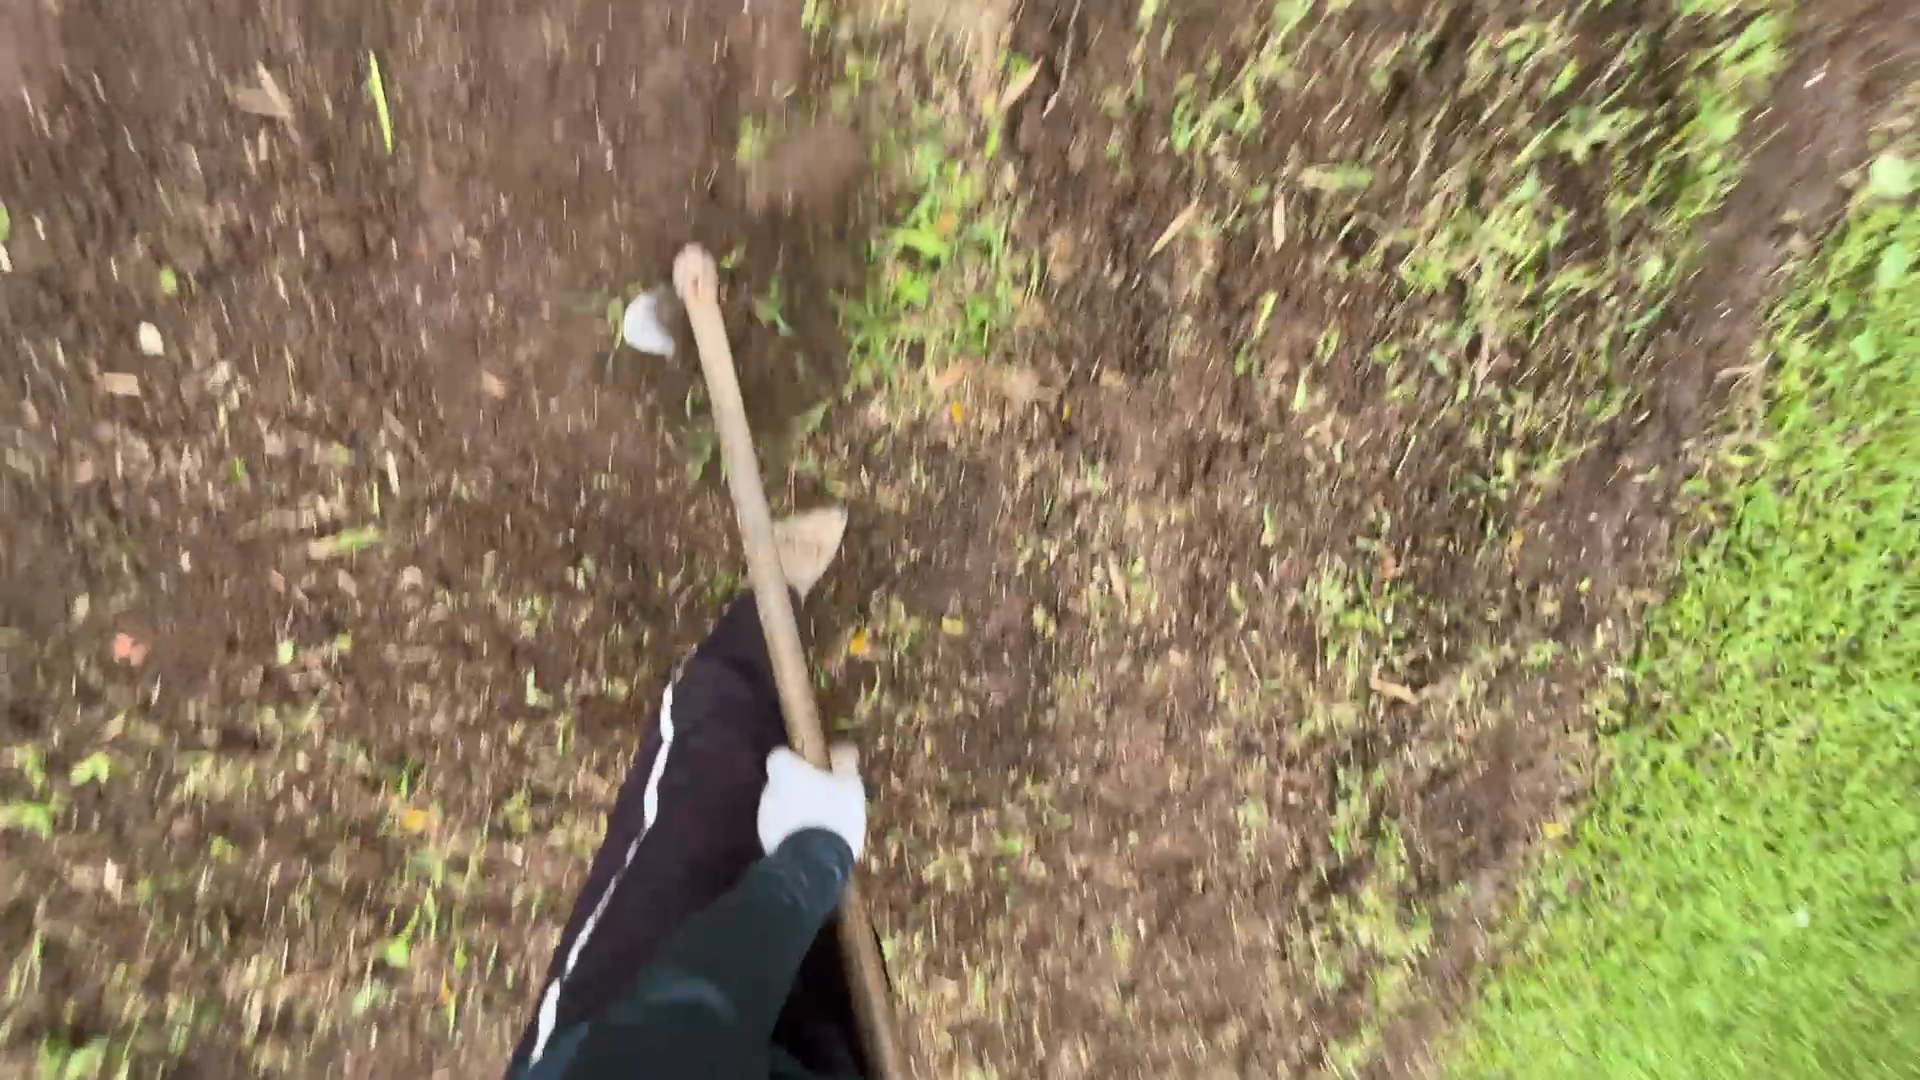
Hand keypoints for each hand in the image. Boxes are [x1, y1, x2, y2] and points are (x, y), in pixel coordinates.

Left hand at [757, 745, 866, 859]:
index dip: (794, 761)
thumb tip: (843, 747)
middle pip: (780, 783)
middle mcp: (768, 791)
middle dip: (797, 789)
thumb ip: (844, 764)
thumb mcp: (850, 785)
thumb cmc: (834, 814)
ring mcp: (764, 820)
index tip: (811, 768)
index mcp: (785, 772)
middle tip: (821, 798)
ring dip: (794, 813)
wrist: (814, 864)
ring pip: (780, 808)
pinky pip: (780, 832)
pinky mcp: (765, 845)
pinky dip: (792, 834)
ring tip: (820, 825)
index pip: (780, 756)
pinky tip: (812, 844)